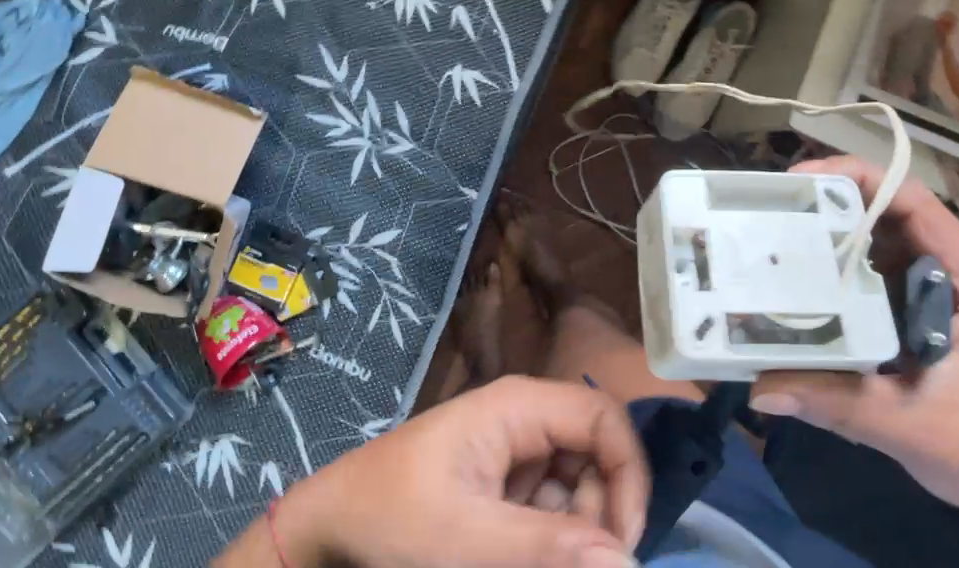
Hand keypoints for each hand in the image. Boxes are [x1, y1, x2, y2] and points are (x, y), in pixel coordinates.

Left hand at [263, 376, 647, 567]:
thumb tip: (628, 562)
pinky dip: (551, 539)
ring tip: (534, 560)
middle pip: (596, 455)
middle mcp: (524, 419)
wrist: (330, 526)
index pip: (604, 419)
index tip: (626, 541)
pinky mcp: (504, 481)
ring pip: (578, 486)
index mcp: (518, 407)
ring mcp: (514, 450)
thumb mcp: (467, 538)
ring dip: (575, 532)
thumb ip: (548, 548)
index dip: (628, 473)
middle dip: (602, 512)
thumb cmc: (392, 517)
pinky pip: (551, 505)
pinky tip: (520, 556)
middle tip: (585, 566)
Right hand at [750, 156, 958, 531]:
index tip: (799, 181)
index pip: (914, 202)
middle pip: (893, 216)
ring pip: (886, 246)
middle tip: (774, 211)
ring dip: (837, 239)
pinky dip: (847, 274)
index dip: (857, 179)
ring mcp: (949, 294)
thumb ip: (836, 403)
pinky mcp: (934, 316)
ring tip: (779, 239)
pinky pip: (885, 278)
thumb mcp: (912, 427)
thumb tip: (759, 388)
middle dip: (834, 206)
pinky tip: (807, 286)